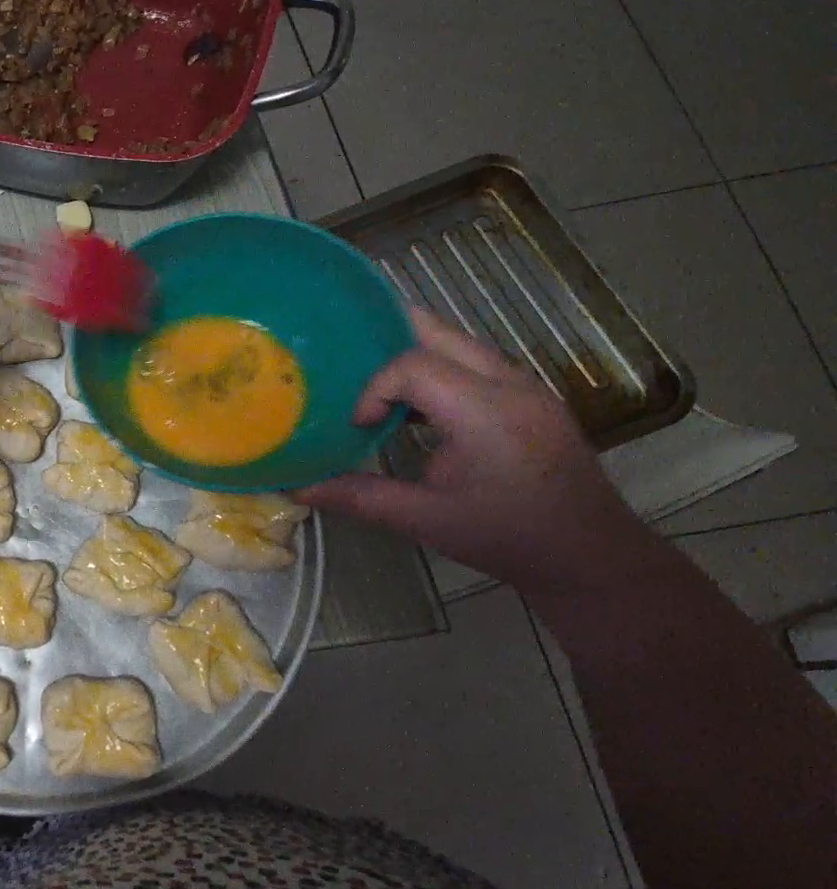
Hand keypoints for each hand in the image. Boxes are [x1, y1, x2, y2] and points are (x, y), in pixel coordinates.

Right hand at [295, 308, 654, 593]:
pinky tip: (415, 408)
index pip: (413, 364)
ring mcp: (526, 389)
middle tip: (347, 364)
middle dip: (389, 341)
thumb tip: (298, 487)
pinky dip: (439, 370)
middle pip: (440, 333)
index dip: (374, 388)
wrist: (590, 555)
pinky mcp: (530, 400)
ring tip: (373, 384)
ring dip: (414, 355)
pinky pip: (476, 364)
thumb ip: (358, 496)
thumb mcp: (423, 518)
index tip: (359, 426)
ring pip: (461, 343)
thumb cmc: (507, 536)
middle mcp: (509, 385)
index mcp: (483, 410)